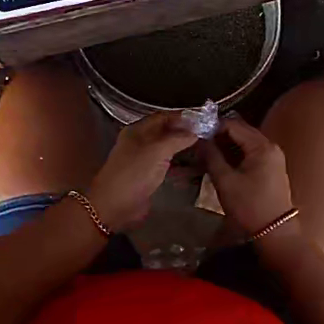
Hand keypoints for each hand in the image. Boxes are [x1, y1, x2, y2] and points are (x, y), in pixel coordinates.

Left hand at [85, 111, 199, 232]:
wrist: (114, 205)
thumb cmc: (133, 173)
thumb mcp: (156, 151)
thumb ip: (177, 139)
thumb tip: (195, 131)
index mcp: (138, 130)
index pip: (162, 117)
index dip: (182, 117)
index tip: (203, 119)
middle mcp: (140, 142)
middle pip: (166, 132)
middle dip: (185, 133)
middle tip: (208, 135)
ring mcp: (144, 160)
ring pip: (168, 150)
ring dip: (184, 149)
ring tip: (206, 150)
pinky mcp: (148, 177)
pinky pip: (168, 167)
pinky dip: (181, 166)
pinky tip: (196, 168)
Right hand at [198, 118, 294, 234]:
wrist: (275, 232)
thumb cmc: (249, 206)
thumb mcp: (225, 181)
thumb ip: (211, 156)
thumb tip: (200, 140)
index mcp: (261, 146)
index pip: (234, 125)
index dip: (213, 127)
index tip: (196, 134)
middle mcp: (270, 146)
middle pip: (241, 131)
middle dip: (220, 135)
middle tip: (199, 142)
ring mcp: (273, 157)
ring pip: (245, 142)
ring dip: (227, 145)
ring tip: (206, 152)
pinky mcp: (272, 167)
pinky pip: (251, 152)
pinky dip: (236, 153)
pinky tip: (221, 161)